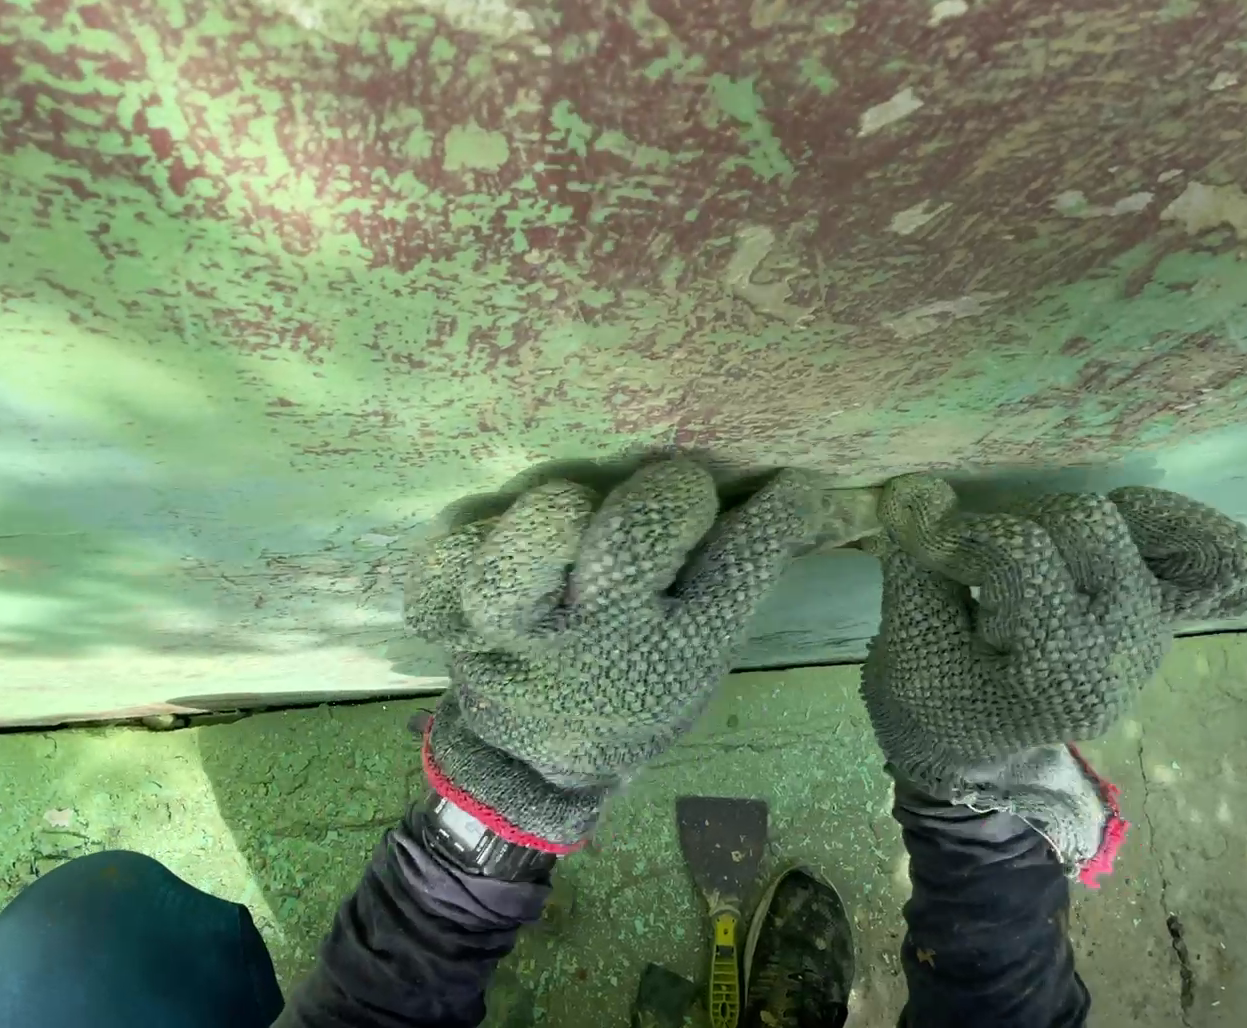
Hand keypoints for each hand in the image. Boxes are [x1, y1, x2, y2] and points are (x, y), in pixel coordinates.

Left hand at [407, 459, 817, 850]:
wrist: (530, 765)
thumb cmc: (630, 698)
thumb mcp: (695, 660)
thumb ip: (732, 583)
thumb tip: (802, 503)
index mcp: (672, 655)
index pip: (739, 565)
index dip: (771, 511)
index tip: (785, 481)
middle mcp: (598, 641)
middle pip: (634, 539)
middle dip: (664, 497)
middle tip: (672, 490)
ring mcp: (515, 629)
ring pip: (536, 539)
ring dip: (560, 512)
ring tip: (575, 513)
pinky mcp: (449, 622)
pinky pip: (444, 564)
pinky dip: (465, 541)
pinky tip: (489, 540)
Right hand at [862, 475, 1246, 881]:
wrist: (975, 744)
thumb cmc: (935, 702)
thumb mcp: (907, 648)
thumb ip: (913, 569)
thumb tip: (913, 491)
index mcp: (1063, 670)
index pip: (1022, 551)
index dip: (956, 532)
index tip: (913, 537)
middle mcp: (1129, 642)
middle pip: (1085, 522)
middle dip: (1008, 524)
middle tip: (965, 558)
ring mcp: (1154, 623)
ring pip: (1140, 518)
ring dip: (1062, 520)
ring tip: (1020, 549)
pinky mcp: (1160, 610)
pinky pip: (1211, 557)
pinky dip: (1179, 529)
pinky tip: (1125, 527)